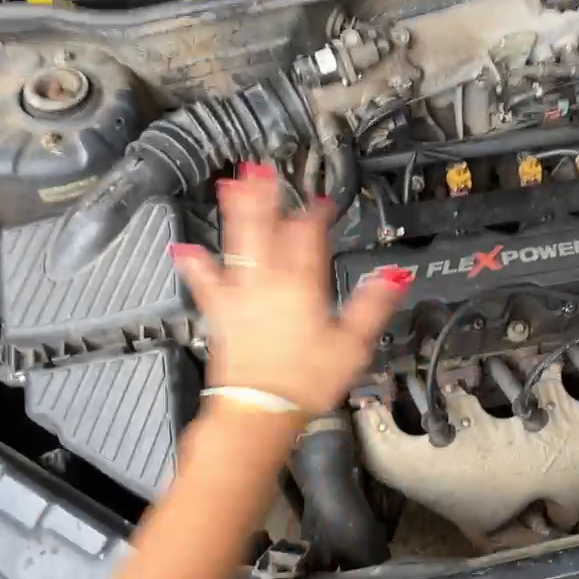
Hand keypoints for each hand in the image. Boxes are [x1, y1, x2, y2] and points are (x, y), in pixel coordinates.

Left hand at [170, 163, 408, 416]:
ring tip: (230, 186)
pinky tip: (184, 250)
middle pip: (267, 228)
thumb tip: (394, 277)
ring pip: (238, 244)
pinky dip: (195, 264)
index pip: (310, 237)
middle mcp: (269, 282)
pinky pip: (207, 282)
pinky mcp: (223, 314)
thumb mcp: (353, 344)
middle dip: (265, 197)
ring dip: (235, 213)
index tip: (321, 200)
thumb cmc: (305, 379)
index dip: (316, 214)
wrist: (260, 409)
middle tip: (261, 169)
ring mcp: (242, 295)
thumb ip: (373, 305)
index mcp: (303, 285)